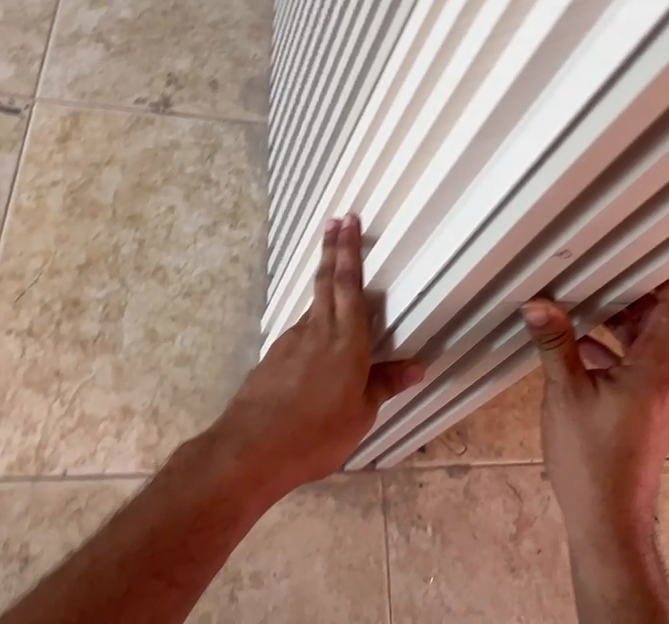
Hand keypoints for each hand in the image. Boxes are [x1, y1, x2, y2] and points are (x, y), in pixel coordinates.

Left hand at [210, 214, 423, 498]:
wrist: (250, 450)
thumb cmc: (316, 434)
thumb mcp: (360, 415)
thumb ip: (385, 384)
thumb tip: (418, 366)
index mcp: (346, 341)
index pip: (349, 285)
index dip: (350, 251)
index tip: (349, 220)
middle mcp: (317, 331)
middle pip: (326, 281)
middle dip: (334, 248)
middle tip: (337, 219)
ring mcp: (291, 342)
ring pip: (313, 304)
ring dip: (323, 282)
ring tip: (333, 271)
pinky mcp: (274, 357)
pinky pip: (301, 330)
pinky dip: (313, 322)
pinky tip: (317, 341)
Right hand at [521, 280, 668, 548]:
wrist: (608, 523)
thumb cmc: (592, 460)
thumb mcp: (566, 394)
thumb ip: (555, 344)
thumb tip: (538, 303)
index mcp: (653, 369)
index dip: (665, 276)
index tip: (644, 250)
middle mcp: (661, 380)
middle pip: (657, 323)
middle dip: (629, 295)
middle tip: (599, 270)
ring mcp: (652, 399)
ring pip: (641, 346)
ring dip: (615, 324)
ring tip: (580, 303)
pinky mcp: (639, 414)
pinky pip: (629, 368)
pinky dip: (607, 351)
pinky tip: (574, 349)